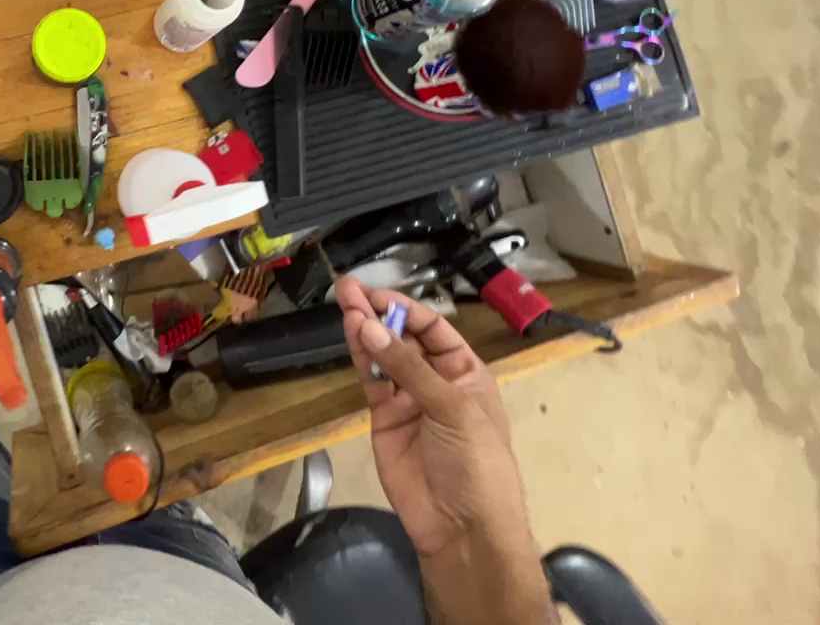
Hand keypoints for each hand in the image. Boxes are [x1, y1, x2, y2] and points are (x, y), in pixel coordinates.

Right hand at [335, 277, 536, 560]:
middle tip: (348, 288)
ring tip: (343, 301)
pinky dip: (360, 357)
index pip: (434, 329)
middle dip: (378, 312)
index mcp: (465, 373)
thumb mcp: (452, 409)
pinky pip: (370, 379)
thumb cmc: (476, 464)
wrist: (462, 530)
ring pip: (382, 355)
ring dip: (364, 329)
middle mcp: (435, 380)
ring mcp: (407, 399)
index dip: (406, 309)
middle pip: (403, 337)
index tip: (376, 294)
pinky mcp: (383, 417)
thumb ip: (408, 368)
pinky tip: (350, 334)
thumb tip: (369, 326)